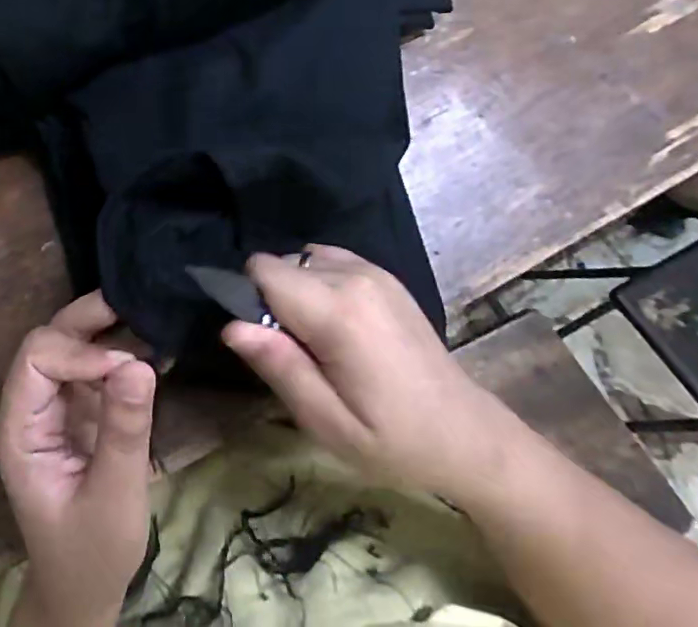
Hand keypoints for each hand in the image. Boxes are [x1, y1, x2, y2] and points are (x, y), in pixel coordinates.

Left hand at [0, 293, 156, 626]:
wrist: (84, 588)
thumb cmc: (89, 552)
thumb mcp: (113, 497)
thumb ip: (123, 432)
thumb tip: (139, 363)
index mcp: (20, 428)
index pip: (37, 359)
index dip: (79, 351)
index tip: (127, 365)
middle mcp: (32, 406)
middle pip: (51, 340)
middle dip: (91, 320)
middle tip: (139, 304)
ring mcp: (56, 406)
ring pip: (73, 344)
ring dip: (109, 328)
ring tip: (151, 317)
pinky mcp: (81, 410)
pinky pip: (97, 366)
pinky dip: (124, 351)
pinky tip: (155, 346)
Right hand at [220, 245, 521, 495]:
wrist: (466, 433)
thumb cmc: (393, 440)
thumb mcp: (328, 422)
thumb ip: (279, 366)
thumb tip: (231, 325)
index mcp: (338, 311)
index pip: (264, 269)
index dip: (249, 299)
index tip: (266, 340)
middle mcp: (354, 276)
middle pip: (282, 263)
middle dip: (272, 299)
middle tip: (297, 352)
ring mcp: (374, 270)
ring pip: (304, 258)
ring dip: (297, 290)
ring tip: (318, 338)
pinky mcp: (385, 275)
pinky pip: (330, 259)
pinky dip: (319, 281)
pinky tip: (338, 322)